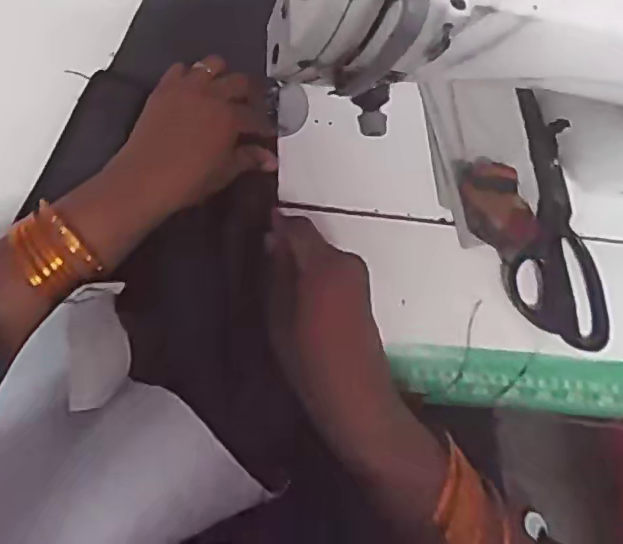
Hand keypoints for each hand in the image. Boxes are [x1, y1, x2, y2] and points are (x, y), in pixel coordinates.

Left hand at [102, 55, 276, 216]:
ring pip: (212, 64)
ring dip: (221, 74)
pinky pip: (180, 68)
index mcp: (230, 117)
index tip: (265, 131)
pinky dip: (189, 74)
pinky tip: (191, 88)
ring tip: (222, 89)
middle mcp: (211, 95)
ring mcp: (186, 88)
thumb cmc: (186, 180)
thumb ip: (248, 159)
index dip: (263, 125)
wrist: (144, 178)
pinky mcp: (164, 88)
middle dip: (250, 93)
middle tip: (250, 105)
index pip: (256, 116)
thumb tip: (267, 158)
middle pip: (240, 81)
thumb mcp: (223, 173)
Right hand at [265, 213, 402, 450]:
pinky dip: (317, 271)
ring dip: (304, 258)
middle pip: (312, 238)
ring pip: (322, 253)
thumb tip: (272, 239)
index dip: (278, 222)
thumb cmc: (311, 361)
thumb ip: (277, 272)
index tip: (259, 223)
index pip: (298, 226)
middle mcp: (346, 261)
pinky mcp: (363, 290)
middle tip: (264, 255)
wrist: (357, 400)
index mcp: (325, 264)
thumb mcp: (279, 316)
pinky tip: (301, 292)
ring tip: (280, 276)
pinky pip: (333, 267)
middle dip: (290, 242)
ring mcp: (358, 275)